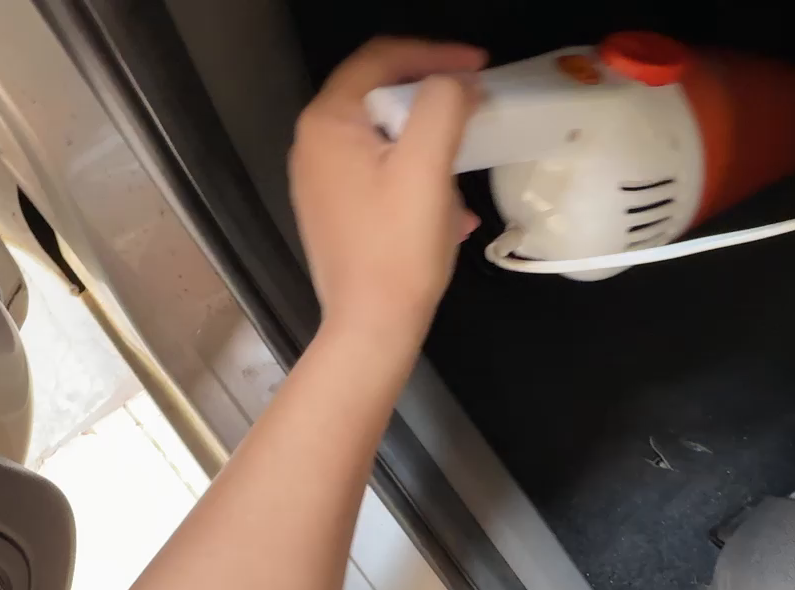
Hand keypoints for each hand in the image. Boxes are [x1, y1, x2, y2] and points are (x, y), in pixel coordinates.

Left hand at [290, 38, 485, 349]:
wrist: (372, 329)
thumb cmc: (398, 252)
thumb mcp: (427, 169)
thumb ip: (443, 107)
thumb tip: (458, 84)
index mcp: (328, 122)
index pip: (382, 59)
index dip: (436, 55)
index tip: (480, 69)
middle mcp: (314, 146)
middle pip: (383, 102)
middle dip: (434, 113)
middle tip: (473, 125)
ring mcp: (322, 185)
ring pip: (387, 146)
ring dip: (430, 156)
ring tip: (461, 185)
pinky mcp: (336, 217)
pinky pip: (381, 183)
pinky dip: (417, 187)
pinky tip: (448, 217)